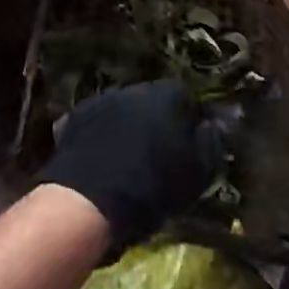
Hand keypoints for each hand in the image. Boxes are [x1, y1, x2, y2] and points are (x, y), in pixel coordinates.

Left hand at [37, 80, 218, 254]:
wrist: (90, 199)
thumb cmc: (154, 187)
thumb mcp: (198, 174)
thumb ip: (212, 144)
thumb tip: (214, 126)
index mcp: (168, 95)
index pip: (186, 100)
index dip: (189, 124)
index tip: (189, 147)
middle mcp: (134, 88)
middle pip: (152, 101)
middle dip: (156, 121)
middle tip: (159, 154)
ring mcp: (101, 99)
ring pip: (122, 110)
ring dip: (126, 127)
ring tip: (128, 160)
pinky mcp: (74, 116)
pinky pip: (95, 123)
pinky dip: (100, 136)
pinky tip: (101, 159)